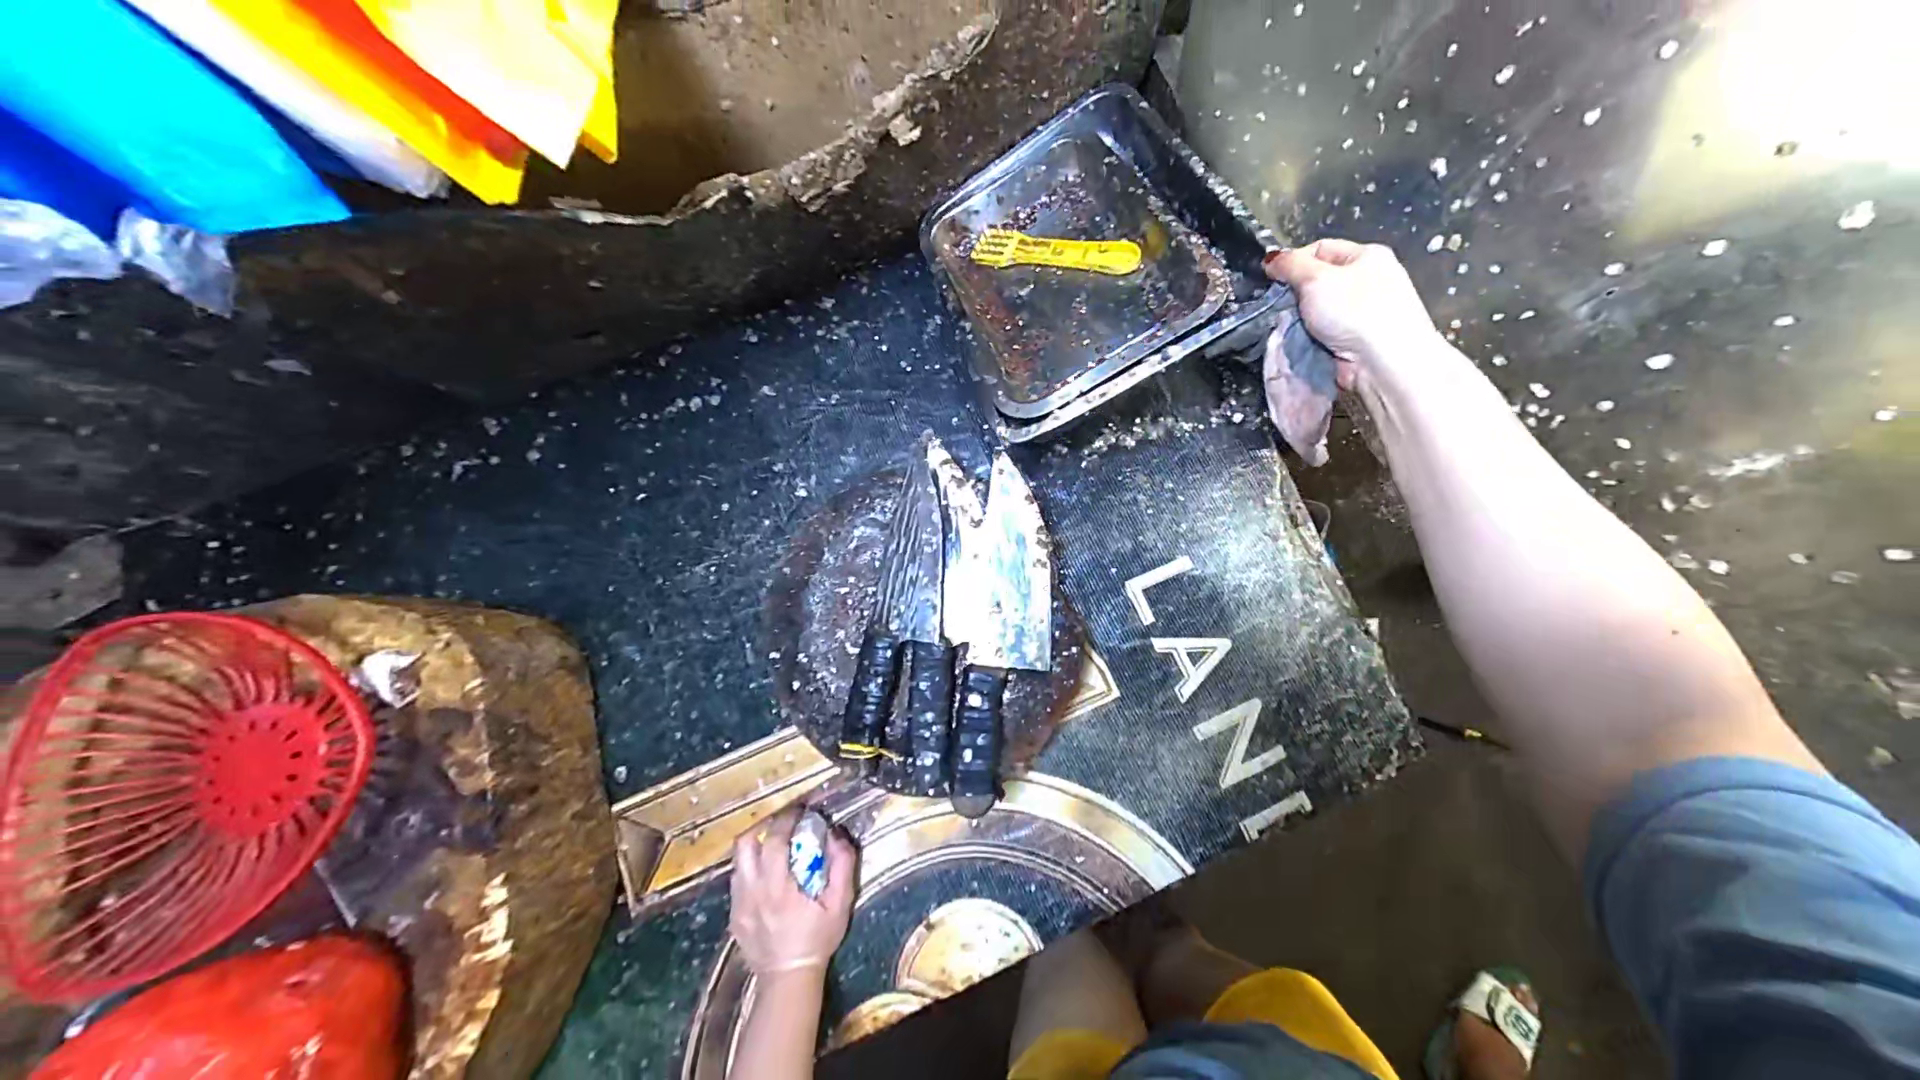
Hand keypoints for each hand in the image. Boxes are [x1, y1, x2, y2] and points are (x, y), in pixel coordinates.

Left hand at [728, 809, 856, 977]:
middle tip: (783, 823)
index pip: (774, 839)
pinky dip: (751, 868)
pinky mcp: (734, 915)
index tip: (799, 811)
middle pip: (745, 843)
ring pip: (737, 860)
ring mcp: (738, 904)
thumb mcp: (840, 904)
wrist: (788, 979)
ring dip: (755, 846)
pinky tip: (767, 874)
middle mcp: (751, 891)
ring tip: (773, 845)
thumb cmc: (817, 940)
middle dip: (764, 826)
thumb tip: (836, 835)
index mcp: (777, 886)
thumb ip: (842, 866)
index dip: (786, 819)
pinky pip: (737, 880)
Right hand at [1264, 239, 1441, 384]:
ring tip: (1286, 325)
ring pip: (1316, 308)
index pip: (1320, 249)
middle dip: (1295, 293)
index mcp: (1366, 255)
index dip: (1293, 262)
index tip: (1272, 279)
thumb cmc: (1355, 312)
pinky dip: (1308, 334)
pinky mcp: (1353, 338)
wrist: (1383, 361)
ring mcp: (1361, 311)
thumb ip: (1290, 265)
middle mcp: (1367, 280)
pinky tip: (1299, 339)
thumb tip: (1271, 259)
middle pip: (1317, 280)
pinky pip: (1321, 330)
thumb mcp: (1317, 278)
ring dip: (1299, 317)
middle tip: (1278, 305)